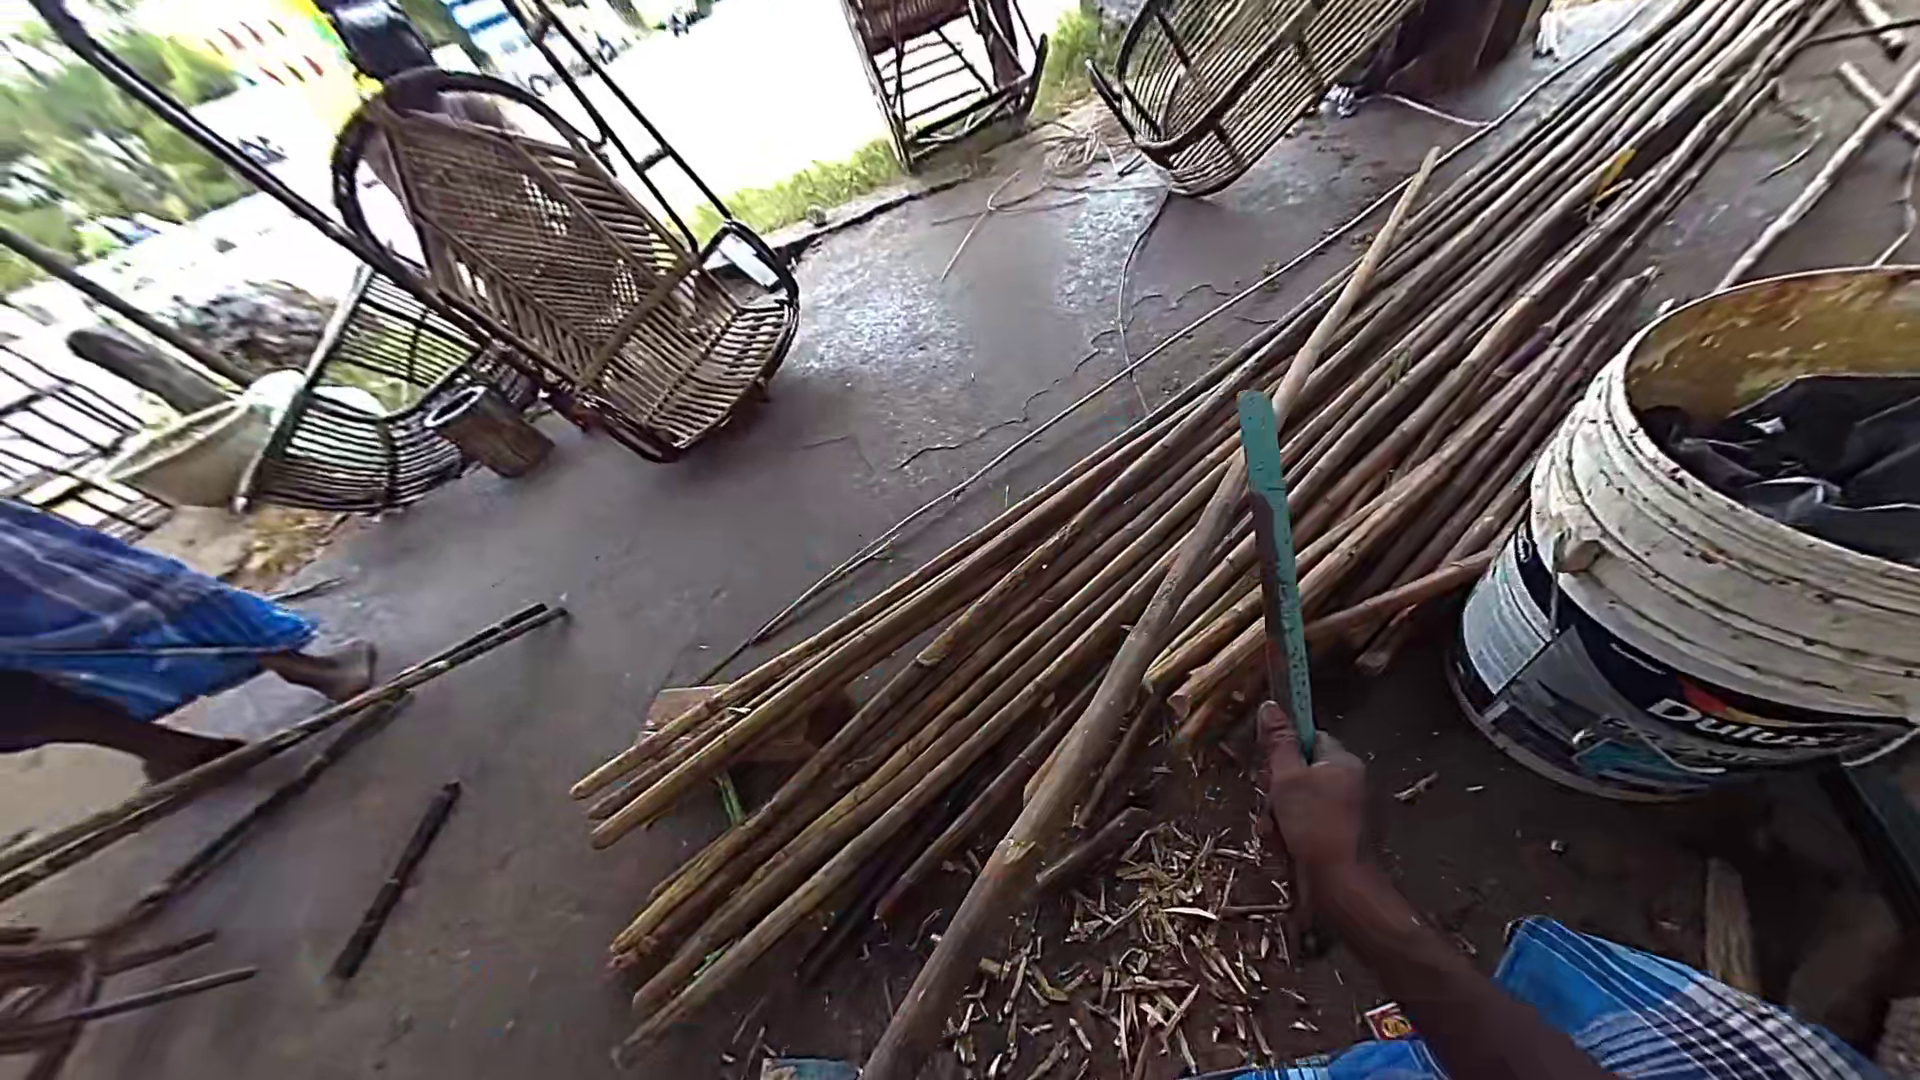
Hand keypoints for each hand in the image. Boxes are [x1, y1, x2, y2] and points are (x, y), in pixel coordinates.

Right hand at [1259, 701, 1365, 876]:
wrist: (1342, 889)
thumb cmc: (1315, 825)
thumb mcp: (1287, 777)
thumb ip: (1278, 741)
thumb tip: (1272, 705)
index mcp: (1344, 763)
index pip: (1310, 737)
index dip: (1286, 747)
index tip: (1271, 763)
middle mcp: (1351, 784)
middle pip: (1301, 770)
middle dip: (1277, 787)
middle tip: (1270, 801)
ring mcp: (1348, 813)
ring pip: (1299, 799)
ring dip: (1279, 811)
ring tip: (1274, 829)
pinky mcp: (1341, 838)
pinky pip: (1307, 822)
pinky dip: (1290, 831)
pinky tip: (1283, 844)